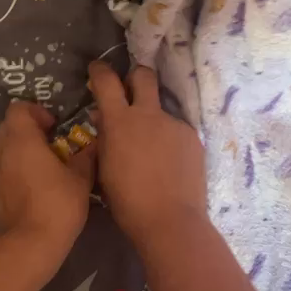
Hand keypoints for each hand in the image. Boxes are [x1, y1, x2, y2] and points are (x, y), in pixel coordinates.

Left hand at [0, 100, 96, 256]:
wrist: (29, 245)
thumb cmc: (57, 205)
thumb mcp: (80, 178)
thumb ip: (85, 157)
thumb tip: (92, 145)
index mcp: (22, 140)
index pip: (18, 108)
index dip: (36, 111)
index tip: (54, 127)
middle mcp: (3, 152)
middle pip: (8, 126)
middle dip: (29, 129)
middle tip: (51, 143)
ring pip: (4, 150)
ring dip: (22, 151)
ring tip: (45, 167)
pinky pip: (4, 172)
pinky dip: (16, 171)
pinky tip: (35, 189)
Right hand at [88, 63, 208, 248]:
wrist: (170, 221)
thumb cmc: (127, 201)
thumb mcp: (104, 168)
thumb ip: (104, 138)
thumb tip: (103, 117)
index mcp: (120, 121)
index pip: (107, 81)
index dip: (100, 70)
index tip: (97, 69)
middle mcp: (149, 114)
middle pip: (144, 76)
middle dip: (136, 77)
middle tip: (131, 91)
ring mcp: (174, 124)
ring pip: (162, 110)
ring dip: (154, 121)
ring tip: (154, 151)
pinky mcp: (193, 137)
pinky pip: (176, 131)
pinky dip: (170, 141)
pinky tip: (170, 165)